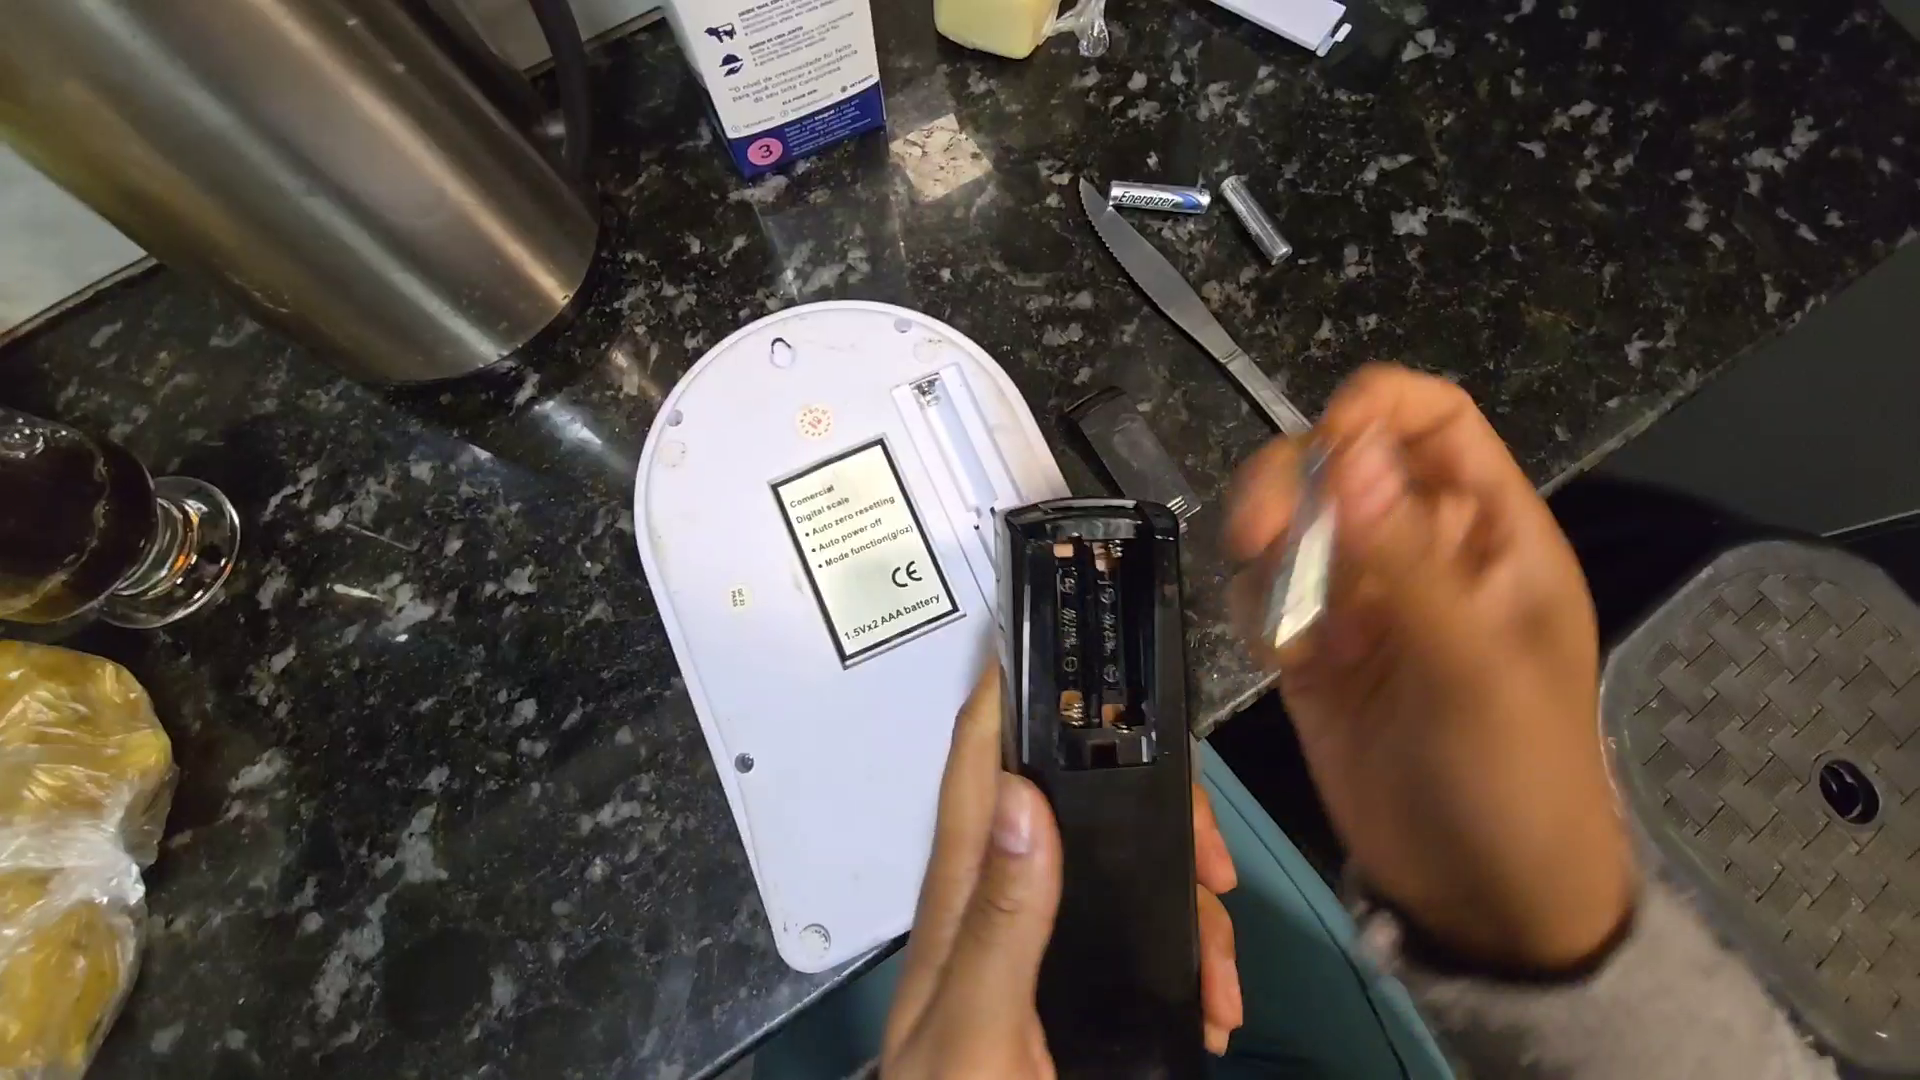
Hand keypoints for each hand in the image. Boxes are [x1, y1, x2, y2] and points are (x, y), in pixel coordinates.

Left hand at [881, 665, 1242, 1077]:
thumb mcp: (978, 1026)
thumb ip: (1000, 918)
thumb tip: (1022, 791)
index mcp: (968, 881)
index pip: (977, 756)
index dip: (1004, 690)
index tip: (1054, 643)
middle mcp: (1004, 884)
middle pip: (1075, 797)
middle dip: (1151, 806)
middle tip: (1211, 863)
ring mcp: (1042, 923)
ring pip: (1121, 857)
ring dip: (1181, 889)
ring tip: (1222, 959)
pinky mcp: (1074, 965)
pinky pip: (1137, 925)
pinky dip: (1182, 947)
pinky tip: (1211, 996)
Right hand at [1224, 364, 1634, 971]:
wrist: (1472, 888)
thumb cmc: (1509, 773)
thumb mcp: (1472, 663)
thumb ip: (1406, 555)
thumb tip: (1346, 447)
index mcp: (1481, 529)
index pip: (1429, 420)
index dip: (1372, 409)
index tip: (1320, 446)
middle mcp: (1409, 546)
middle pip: (1331, 464)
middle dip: (1287, 486)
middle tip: (1257, 535)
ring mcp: (1352, 595)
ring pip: (1283, 524)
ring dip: (1263, 553)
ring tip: (1278, 620)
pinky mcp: (1306, 643)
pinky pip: (1259, 593)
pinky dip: (1255, 611)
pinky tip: (1282, 659)